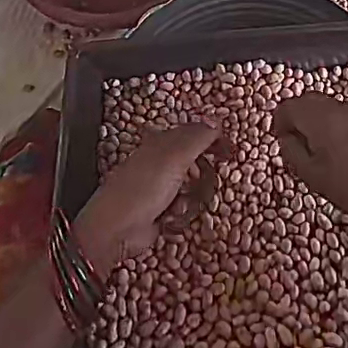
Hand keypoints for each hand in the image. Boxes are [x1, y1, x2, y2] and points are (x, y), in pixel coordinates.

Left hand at [75, 123, 223, 268]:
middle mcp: (163, 163)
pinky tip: (168, 220)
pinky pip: (187, 210)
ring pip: (196, 191)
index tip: (230, 153)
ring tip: (176, 207)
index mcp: (162, 142)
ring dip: (190, 201)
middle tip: (197, 184)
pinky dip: (181, 216)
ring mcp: (163, 188)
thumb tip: (215, 119)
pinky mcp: (164, 210)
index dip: (214, 142)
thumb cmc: (143, 187)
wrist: (117, 228)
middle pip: (200, 166)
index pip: (195, 134)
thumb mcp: (174, 156)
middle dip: (202, 179)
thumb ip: (197, 136)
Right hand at [271, 94, 347, 246]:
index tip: (281, 140)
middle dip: (297, 118)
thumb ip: (291, 151)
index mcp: (322, 118)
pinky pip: (346, 116)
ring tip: (321, 154)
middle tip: (296, 145)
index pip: (289, 105)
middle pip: (309, 101)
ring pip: (328, 108)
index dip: (279, 121)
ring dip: (317, 123)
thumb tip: (286, 136)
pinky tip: (343, 154)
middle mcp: (342, 108)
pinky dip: (335, 127)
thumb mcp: (312, 176)